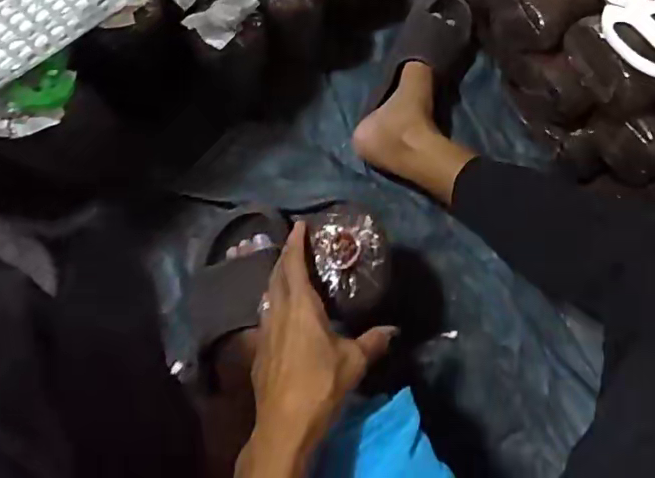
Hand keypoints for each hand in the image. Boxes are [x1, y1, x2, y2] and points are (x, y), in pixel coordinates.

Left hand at [245, 221, 396, 464]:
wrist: (283, 428)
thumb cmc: (320, 384)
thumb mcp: (354, 361)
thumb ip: (373, 341)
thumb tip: (394, 329)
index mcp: (300, 307)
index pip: (293, 266)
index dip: (295, 244)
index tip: (298, 225)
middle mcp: (278, 314)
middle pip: (277, 277)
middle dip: (285, 257)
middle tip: (296, 243)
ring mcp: (265, 335)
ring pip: (268, 297)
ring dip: (277, 280)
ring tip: (289, 272)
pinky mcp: (259, 355)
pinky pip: (266, 317)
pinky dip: (274, 303)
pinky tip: (282, 313)